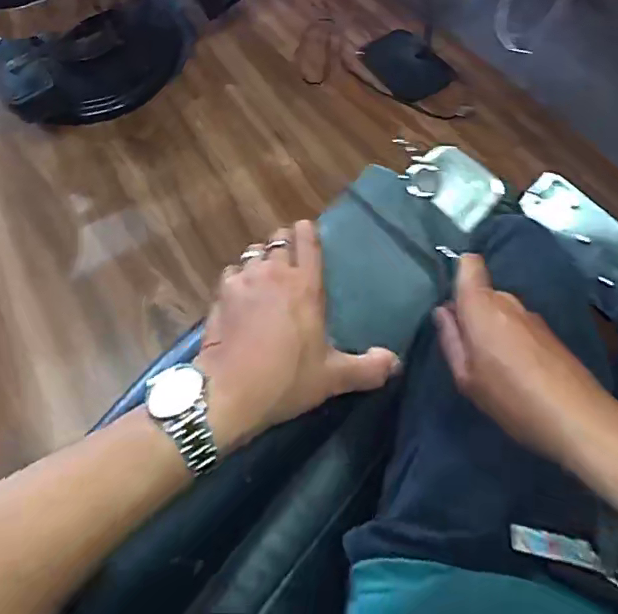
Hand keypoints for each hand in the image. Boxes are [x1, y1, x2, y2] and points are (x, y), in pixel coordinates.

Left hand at [193, 220, 400, 449]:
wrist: (231, 388)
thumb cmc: (287, 379)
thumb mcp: (332, 378)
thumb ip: (367, 368)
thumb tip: (395, 362)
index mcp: (305, 286)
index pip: (308, 241)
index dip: (308, 231)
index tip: (308, 230)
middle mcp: (274, 272)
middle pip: (278, 240)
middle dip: (284, 243)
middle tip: (290, 259)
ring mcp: (244, 278)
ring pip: (253, 253)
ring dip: (260, 260)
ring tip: (265, 276)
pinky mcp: (221, 291)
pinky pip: (232, 272)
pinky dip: (238, 278)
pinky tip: (240, 294)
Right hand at [433, 251, 617, 487]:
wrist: (583, 422)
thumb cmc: (512, 397)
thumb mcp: (466, 376)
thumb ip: (450, 338)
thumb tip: (443, 311)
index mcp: (481, 305)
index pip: (470, 264)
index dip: (460, 271)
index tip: (453, 301)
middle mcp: (509, 302)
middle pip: (484, 293)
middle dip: (474, 313)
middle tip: (471, 349)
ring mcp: (534, 318)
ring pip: (504, 312)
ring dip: (496, 330)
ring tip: (498, 366)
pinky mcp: (554, 337)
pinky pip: (523, 328)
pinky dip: (516, 342)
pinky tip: (522, 374)